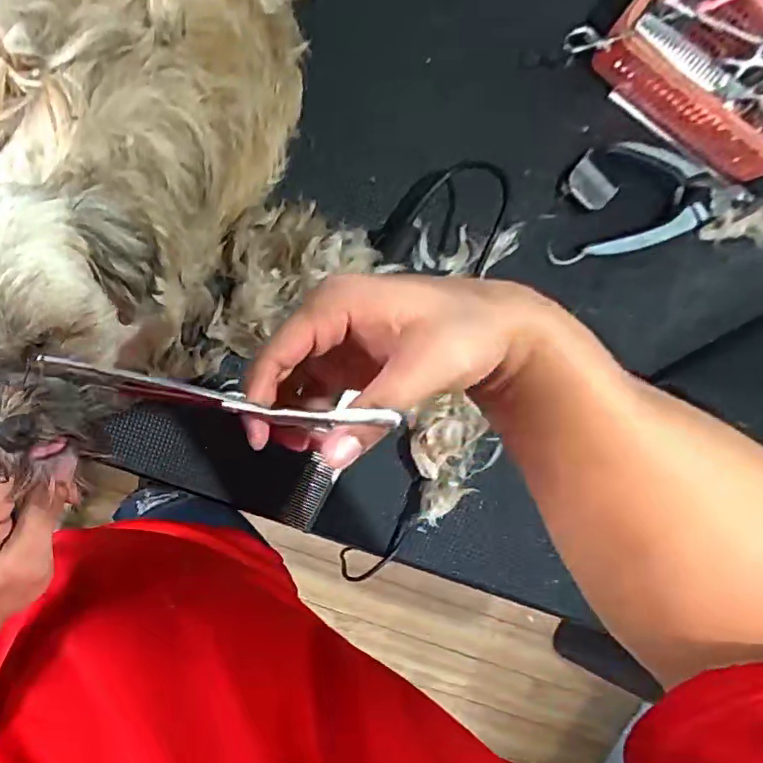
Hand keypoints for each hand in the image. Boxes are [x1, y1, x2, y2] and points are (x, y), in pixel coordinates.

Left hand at [0, 459, 73, 627]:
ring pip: (2, 454)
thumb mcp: (32, 557)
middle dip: (42, 466)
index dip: (49, 462)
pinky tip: (29, 496)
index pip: (17, 458)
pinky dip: (15, 474)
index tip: (70, 484)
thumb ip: (45, 505)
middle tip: (66, 494)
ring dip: (30, 470)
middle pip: (8, 452)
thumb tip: (65, 461)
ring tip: (50, 497)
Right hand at [241, 274, 557, 468]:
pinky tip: (322, 435)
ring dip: (291, 415)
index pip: (277, 351)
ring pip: (290, 380)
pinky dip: (311, 413)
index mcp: (334, 304)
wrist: (505, 329)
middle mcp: (324, 317)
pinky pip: (312, 388)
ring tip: (306, 445)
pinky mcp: (344, 358)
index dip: (259, 395)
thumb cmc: (465, 335)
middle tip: (282, 446)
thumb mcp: (417, 375)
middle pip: (277, 366)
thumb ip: (369, 417)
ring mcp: (333, 338)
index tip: (258, 435)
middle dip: (274, 409)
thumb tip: (330, 458)